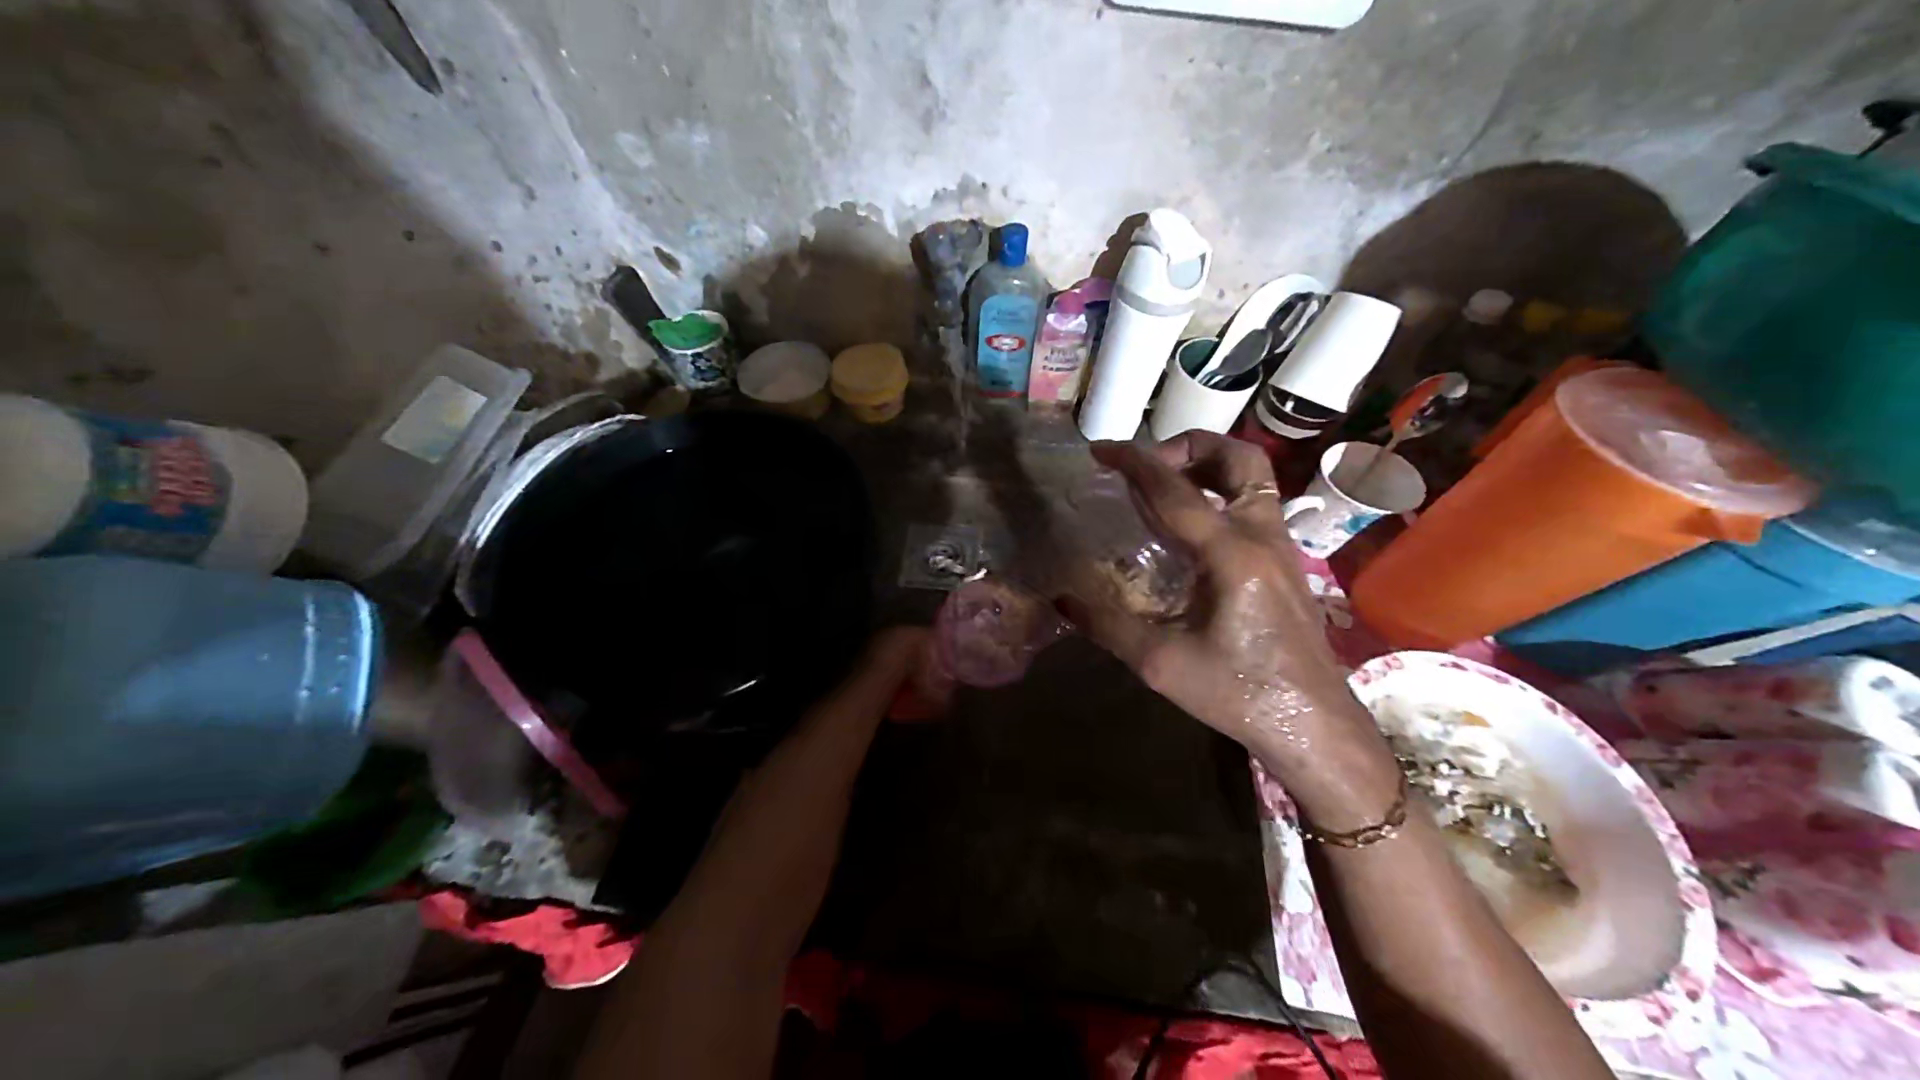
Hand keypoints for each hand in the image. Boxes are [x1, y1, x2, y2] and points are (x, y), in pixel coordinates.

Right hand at [1065, 433, 1399, 825]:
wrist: (1312, 725)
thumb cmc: (1238, 694)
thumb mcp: (1160, 663)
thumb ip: (1108, 624)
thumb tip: (1061, 598)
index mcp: (1231, 555)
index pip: (1175, 491)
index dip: (1134, 463)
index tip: (1100, 449)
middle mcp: (1262, 537)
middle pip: (1238, 459)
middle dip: (1189, 446)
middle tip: (1148, 467)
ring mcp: (1282, 547)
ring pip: (1253, 478)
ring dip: (1209, 467)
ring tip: (1166, 488)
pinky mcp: (1287, 562)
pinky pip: (1254, 505)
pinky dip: (1220, 495)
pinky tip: (1190, 532)